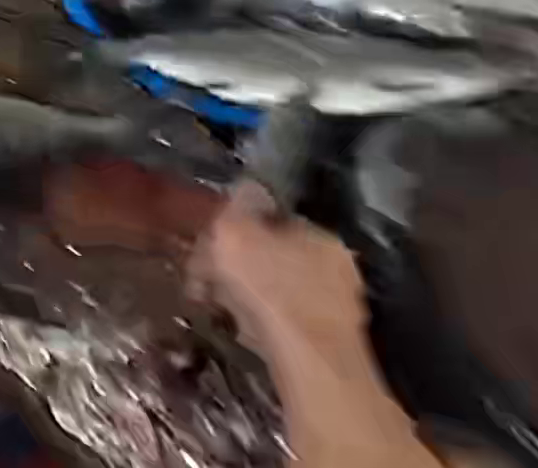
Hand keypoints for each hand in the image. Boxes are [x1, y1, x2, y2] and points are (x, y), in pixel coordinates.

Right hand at [192, 184, 366, 357]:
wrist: (306, 355)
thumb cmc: (264, 282)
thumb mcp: (235, 229)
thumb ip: (239, 202)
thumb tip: (248, 182)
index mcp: (319, 235)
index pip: (269, 217)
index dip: (230, 223)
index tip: (203, 235)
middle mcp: (337, 264)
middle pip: (269, 250)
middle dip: (230, 257)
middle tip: (199, 267)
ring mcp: (338, 302)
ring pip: (272, 280)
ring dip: (238, 284)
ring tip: (208, 293)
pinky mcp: (328, 332)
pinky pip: (280, 308)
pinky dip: (255, 308)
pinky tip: (234, 314)